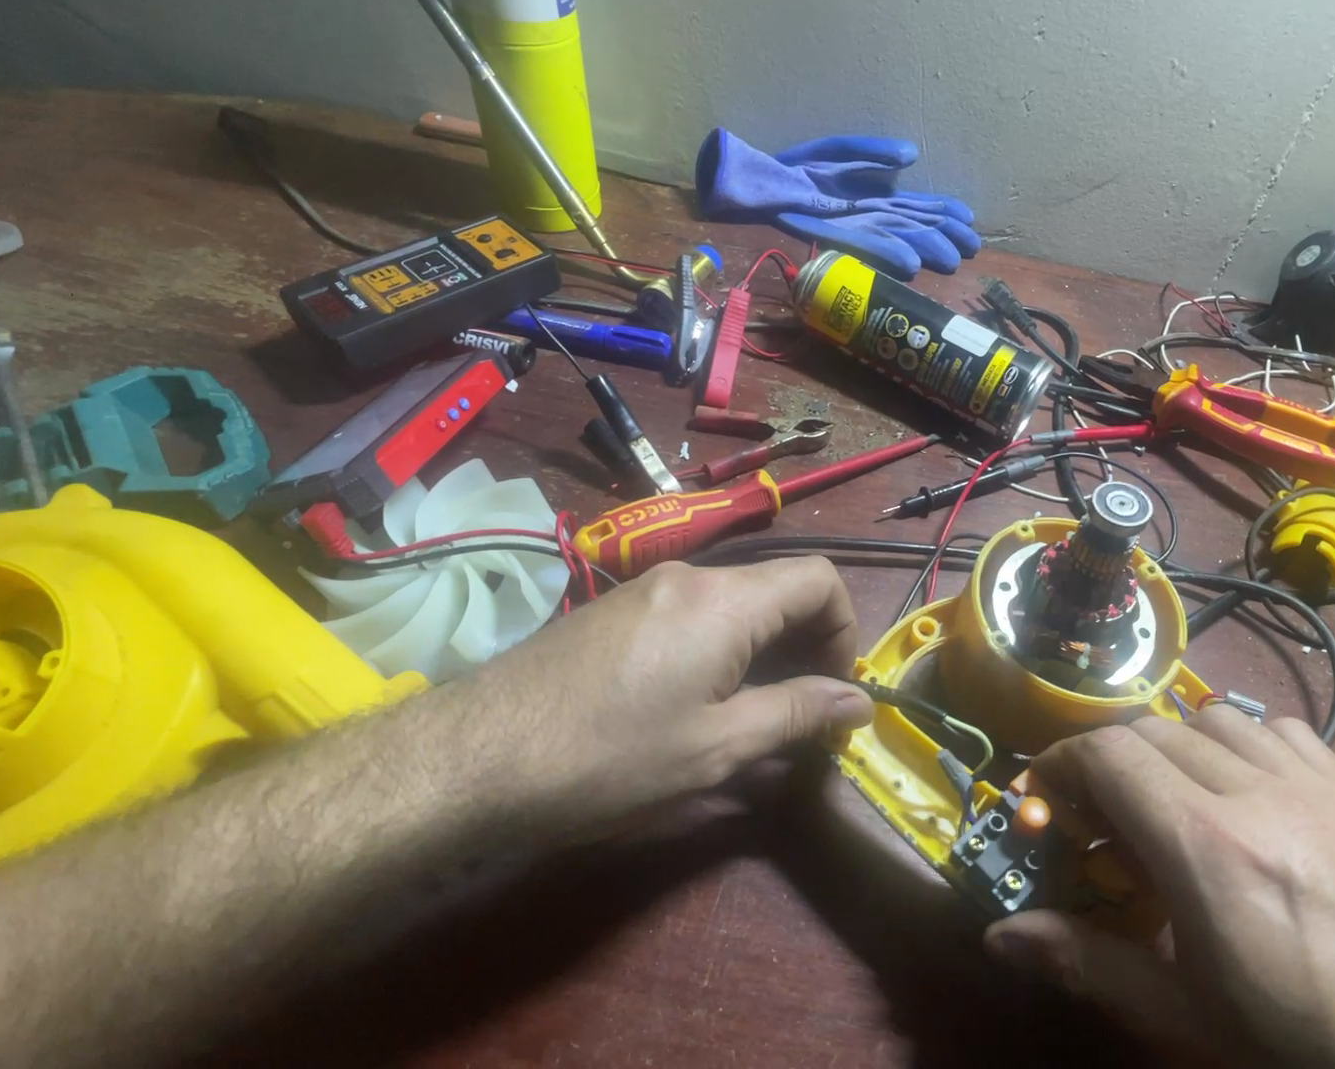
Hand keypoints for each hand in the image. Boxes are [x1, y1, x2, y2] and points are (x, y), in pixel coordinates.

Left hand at [468, 558, 872, 842]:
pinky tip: (692, 702)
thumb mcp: (716, 747)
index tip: (834, 690)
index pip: (820, 579)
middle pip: (778, 589)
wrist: (474, 756)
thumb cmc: (608, 758)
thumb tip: (859, 703)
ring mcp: (646, 588)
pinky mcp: (616, 609)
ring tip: (749, 716)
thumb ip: (796, 714)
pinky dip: (719, 649)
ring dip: (762, 650)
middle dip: (806, 644)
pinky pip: (692, 614)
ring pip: (734, 603)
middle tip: (801, 713)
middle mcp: (690, 577)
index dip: (845, 630)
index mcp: (725, 601)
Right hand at [983, 707, 1334, 1068]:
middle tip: (1098, 818)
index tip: (1046, 799)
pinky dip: (1241, 742)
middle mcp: (1258, 794)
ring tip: (1168, 802)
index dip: (1062, 763)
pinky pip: (1282, 731)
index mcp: (1207, 848)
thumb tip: (998, 937)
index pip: (1109, 754)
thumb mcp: (1188, 1018)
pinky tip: (1246, 791)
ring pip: (1213, 719)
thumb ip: (1088, 963)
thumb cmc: (1309, 1049)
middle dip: (1106, 761)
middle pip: (1151, 729)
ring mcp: (1317, 788)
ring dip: (1170, 747)